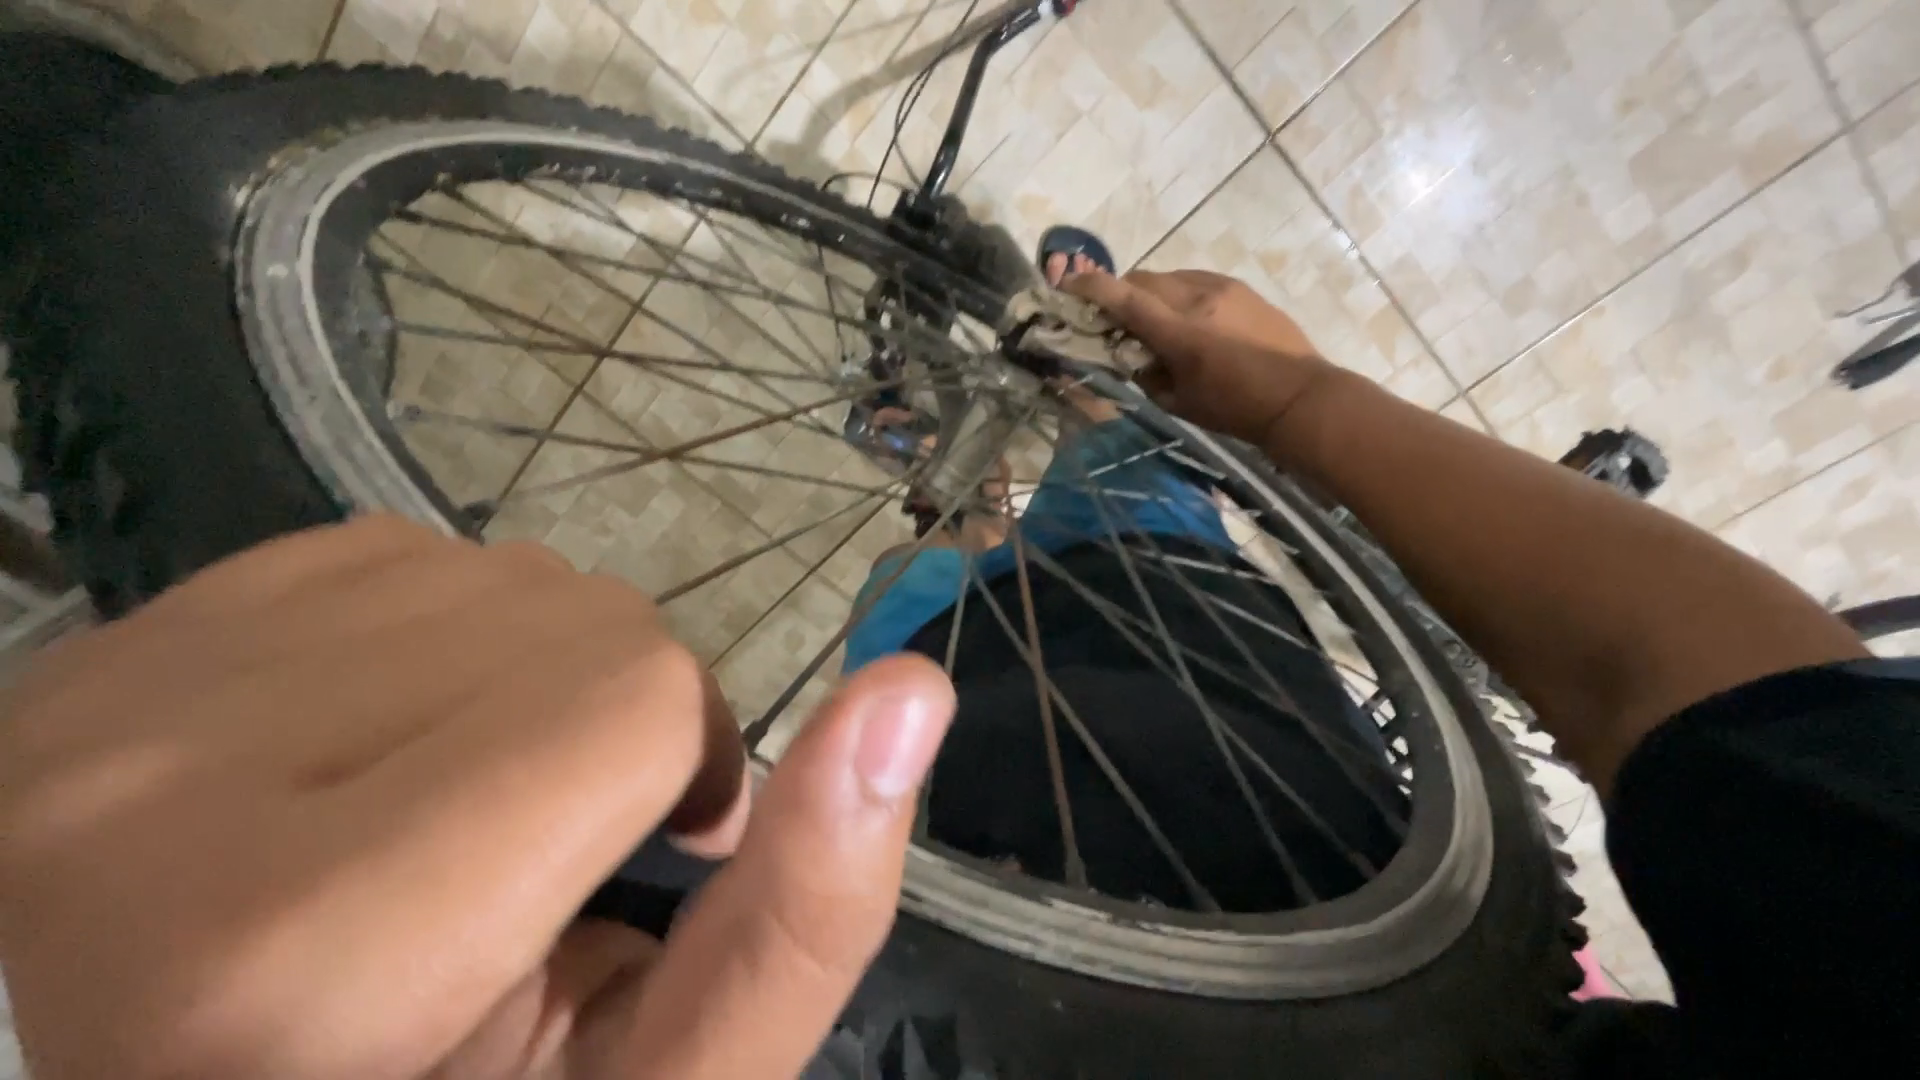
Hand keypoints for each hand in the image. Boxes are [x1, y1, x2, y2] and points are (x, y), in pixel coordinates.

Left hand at [0, 516, 955, 1078]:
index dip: (693, 770)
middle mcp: (166, 775)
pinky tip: (399, 749)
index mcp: (304, 948)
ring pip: (500, 575)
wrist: (159, 1078)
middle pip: (576, 619)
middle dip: (624, 728)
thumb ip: (802, 915)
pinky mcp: (134, 626)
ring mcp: (127, 681)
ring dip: (544, 683)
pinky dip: (454, 643)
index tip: (656, 859)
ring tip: (481, 805)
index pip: (634, 695)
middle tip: (561, 849)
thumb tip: (910, 692)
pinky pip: (403, 556)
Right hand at [1064, 269, 1336, 444]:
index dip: (1091, 288)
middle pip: (1142, 279)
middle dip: (1119, 291)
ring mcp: (1221, 287)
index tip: (1067, 284)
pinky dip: (1175, 292)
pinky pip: (1193, 279)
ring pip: (1168, 276)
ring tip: (1147, 318)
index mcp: (1180, 332)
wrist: (1299, 397)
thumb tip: (1130, 356)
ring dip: (1148, 292)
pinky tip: (1181, 316)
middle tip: (1109, 315)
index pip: (1124, 297)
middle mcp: (1198, 299)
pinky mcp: (1239, 287)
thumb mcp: (1179, 403)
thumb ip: (1146, 375)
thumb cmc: (1235, 410)